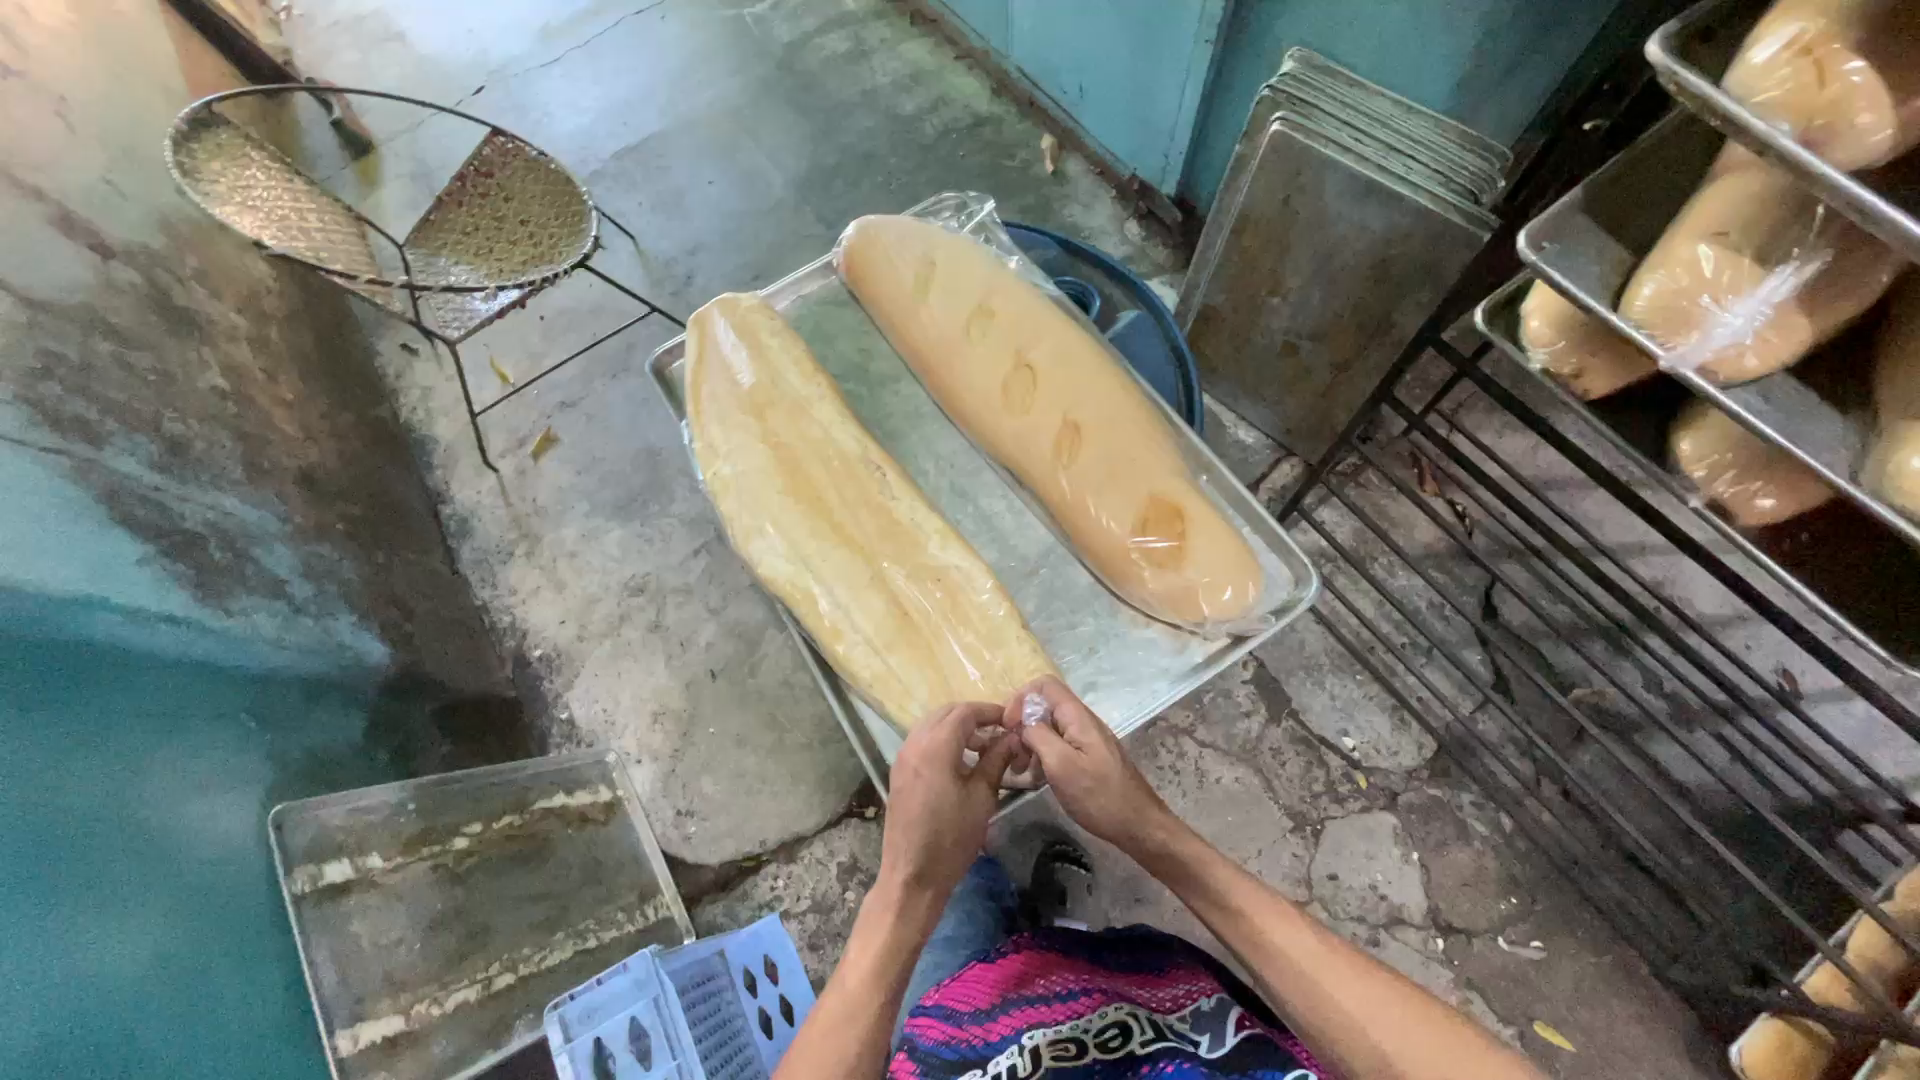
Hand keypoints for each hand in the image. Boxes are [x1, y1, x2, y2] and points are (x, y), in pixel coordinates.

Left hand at [879, 701, 1018, 899]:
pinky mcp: (898, 772)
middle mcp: (913, 744)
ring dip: (957, 728)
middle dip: (973, 717)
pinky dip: (942, 741)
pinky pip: (922, 742)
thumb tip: (1012, 737)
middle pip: (945, 713)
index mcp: (934, 747)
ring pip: (931, 725)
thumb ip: (996, 760)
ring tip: (983, 748)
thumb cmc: (952, 838)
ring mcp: (902, 757)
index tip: (1011, 720)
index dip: (990, 711)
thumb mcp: (982, 797)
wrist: (912, 875)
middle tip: (998, 732)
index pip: (964, 712)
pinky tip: (960, 762)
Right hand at [1009, 676, 1177, 854]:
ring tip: (1020, 769)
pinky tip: (1038, 778)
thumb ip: (1039, 735)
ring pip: (1051, 727)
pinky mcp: (1089, 757)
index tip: (1008, 726)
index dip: (1021, 698)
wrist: (1137, 825)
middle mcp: (1083, 721)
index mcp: (1077, 717)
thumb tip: (1024, 721)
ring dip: (1031, 743)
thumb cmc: (1098, 795)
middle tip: (1011, 754)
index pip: (1045, 685)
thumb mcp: (1060, 765)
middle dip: (1023, 724)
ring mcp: (1087, 739)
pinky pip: (1060, 745)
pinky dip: (1043, 756)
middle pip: (1045, 706)